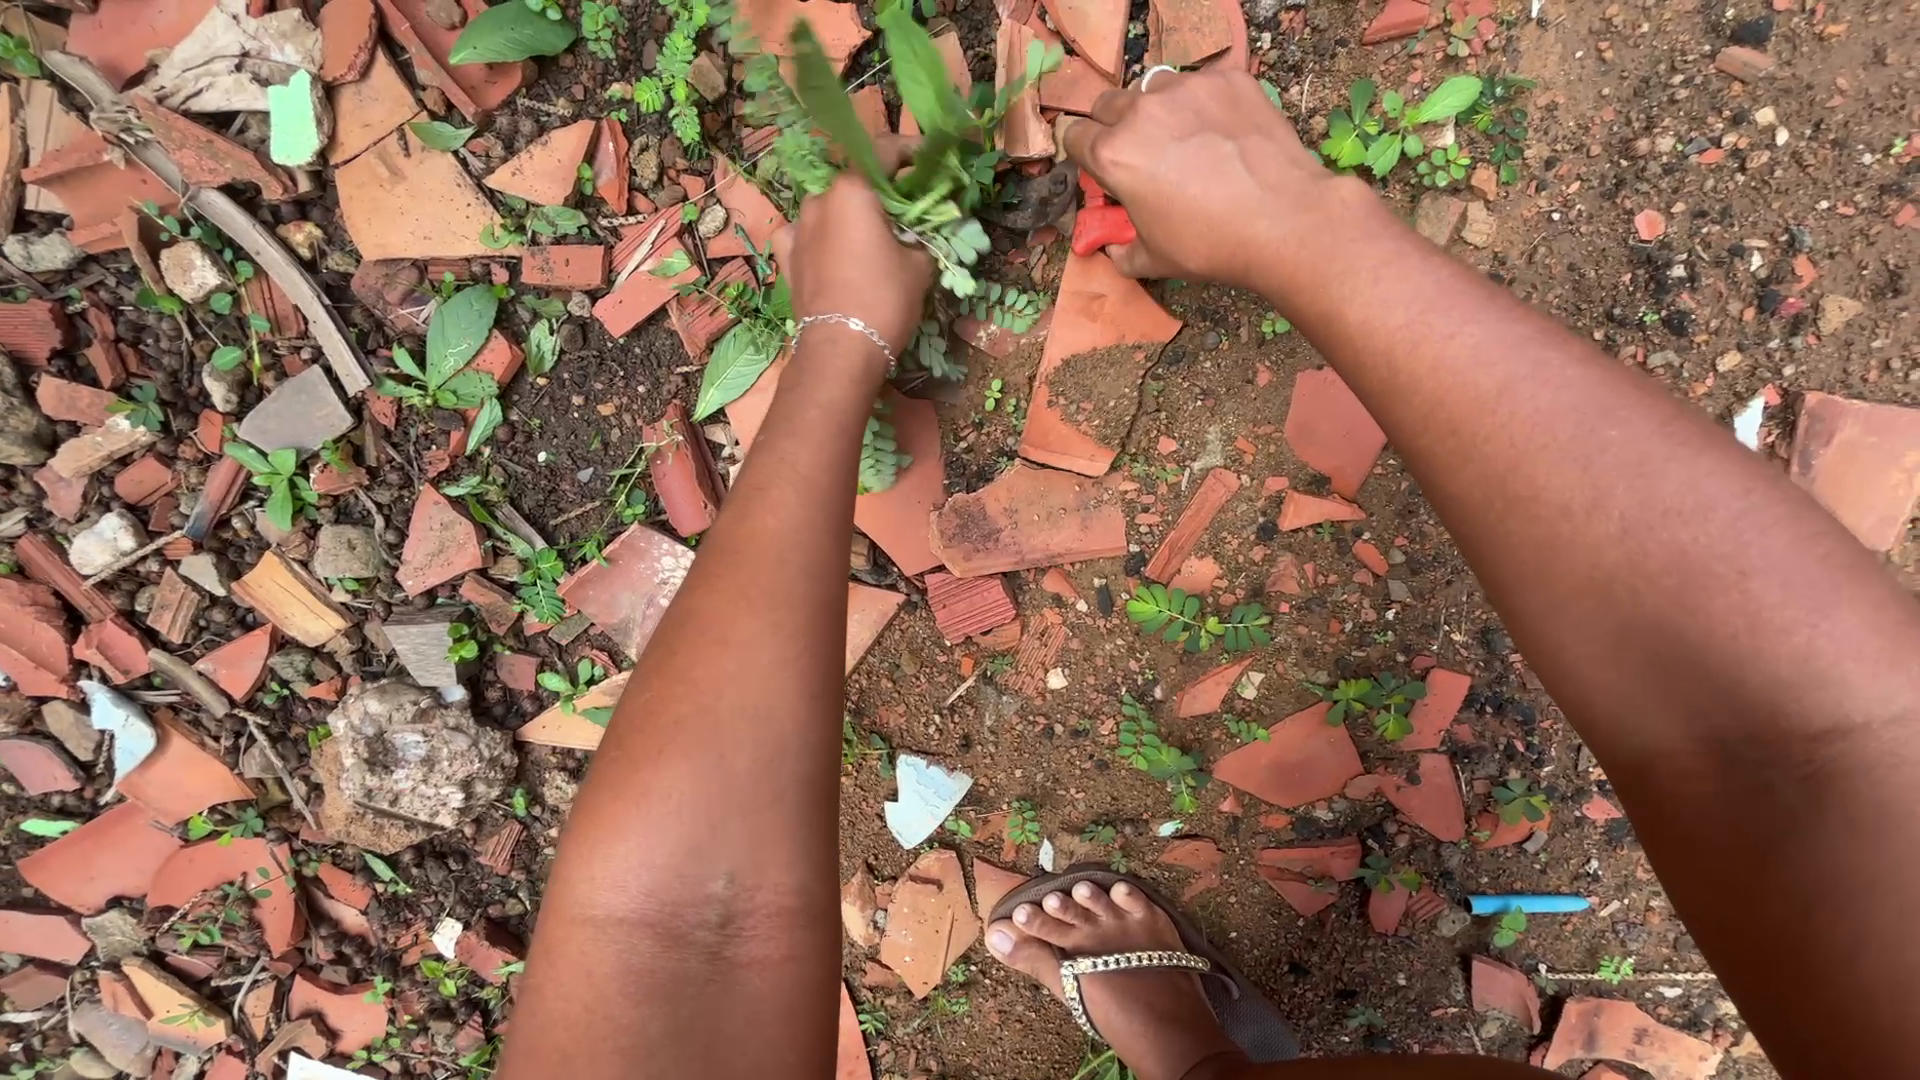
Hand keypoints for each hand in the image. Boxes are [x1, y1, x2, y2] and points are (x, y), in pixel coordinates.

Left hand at [772, 140, 932, 366]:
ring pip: (828, 208)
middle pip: (855, 183)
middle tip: (904, 210)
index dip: (910, 151)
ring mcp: (798, 228)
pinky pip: (803, 234)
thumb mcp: (919, 266)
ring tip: (869, 236)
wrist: (841, 350)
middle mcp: (820, 200)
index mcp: (853, 190)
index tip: (927, 158)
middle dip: (880, 192)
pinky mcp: (787, 258)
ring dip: (849, 215)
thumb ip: (926, 237)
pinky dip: (818, 236)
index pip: (884, 151)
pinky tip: (827, 248)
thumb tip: (931, 230)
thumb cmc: (884, 300)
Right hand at [1061, 68, 1365, 292]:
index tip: (1099, 169)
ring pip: (1152, 89)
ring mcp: (1187, 89)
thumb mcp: (1151, 260)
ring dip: (1155, 111)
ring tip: (1180, 141)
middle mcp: (1142, 112)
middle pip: (1107, 104)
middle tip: (1137, 156)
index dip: (1083, 155)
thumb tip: (1111, 246)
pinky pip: (1200, 85)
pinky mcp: (1228, 79)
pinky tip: (1220, 136)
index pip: (1074, 136)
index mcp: (1114, 155)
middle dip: (1112, 128)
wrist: (1282, 219)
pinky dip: (1201, 106)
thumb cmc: (1208, 245)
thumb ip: (1120, 250)